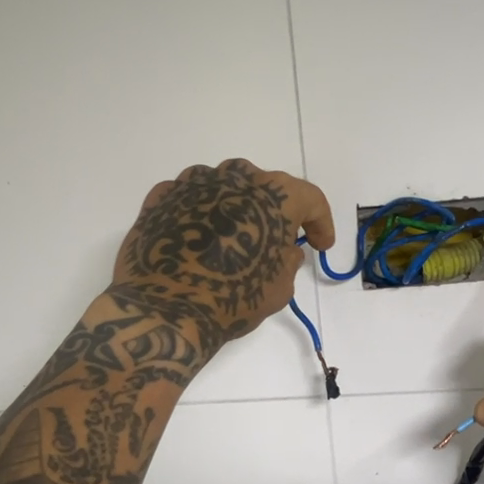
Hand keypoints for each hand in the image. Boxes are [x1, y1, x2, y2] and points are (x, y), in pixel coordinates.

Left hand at [111, 160, 333, 353]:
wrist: (166, 307)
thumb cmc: (235, 295)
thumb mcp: (280, 287)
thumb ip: (289, 261)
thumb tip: (285, 250)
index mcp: (275, 194)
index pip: (310, 200)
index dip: (320, 223)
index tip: (320, 245)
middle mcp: (236, 177)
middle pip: (265, 187)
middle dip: (274, 212)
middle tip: (276, 240)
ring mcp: (194, 182)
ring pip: (225, 187)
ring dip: (234, 208)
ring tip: (232, 238)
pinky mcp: (162, 197)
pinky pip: (191, 198)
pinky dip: (201, 213)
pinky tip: (199, 237)